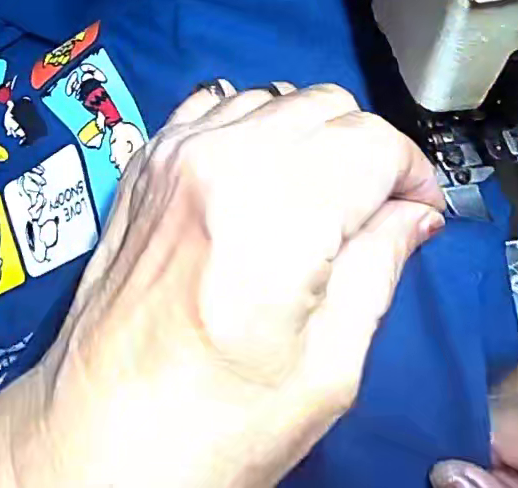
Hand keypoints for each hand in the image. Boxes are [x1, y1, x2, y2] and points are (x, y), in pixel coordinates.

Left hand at [0, 81, 446, 487]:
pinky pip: (217, 102)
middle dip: (365, 148)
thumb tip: (415, 213)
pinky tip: (253, 171)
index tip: (416, 207)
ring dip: (308, 134)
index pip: (374, 141)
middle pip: (328, 104)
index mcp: (276, 213)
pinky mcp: (149, 155)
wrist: (102, 422)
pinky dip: (250, 123)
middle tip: (369, 204)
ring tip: (310, 193)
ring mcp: (179, 149)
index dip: (412, 172)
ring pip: (275, 96)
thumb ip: (379, 267)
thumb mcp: (327, 365)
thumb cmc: (216, 420)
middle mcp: (224, 160)